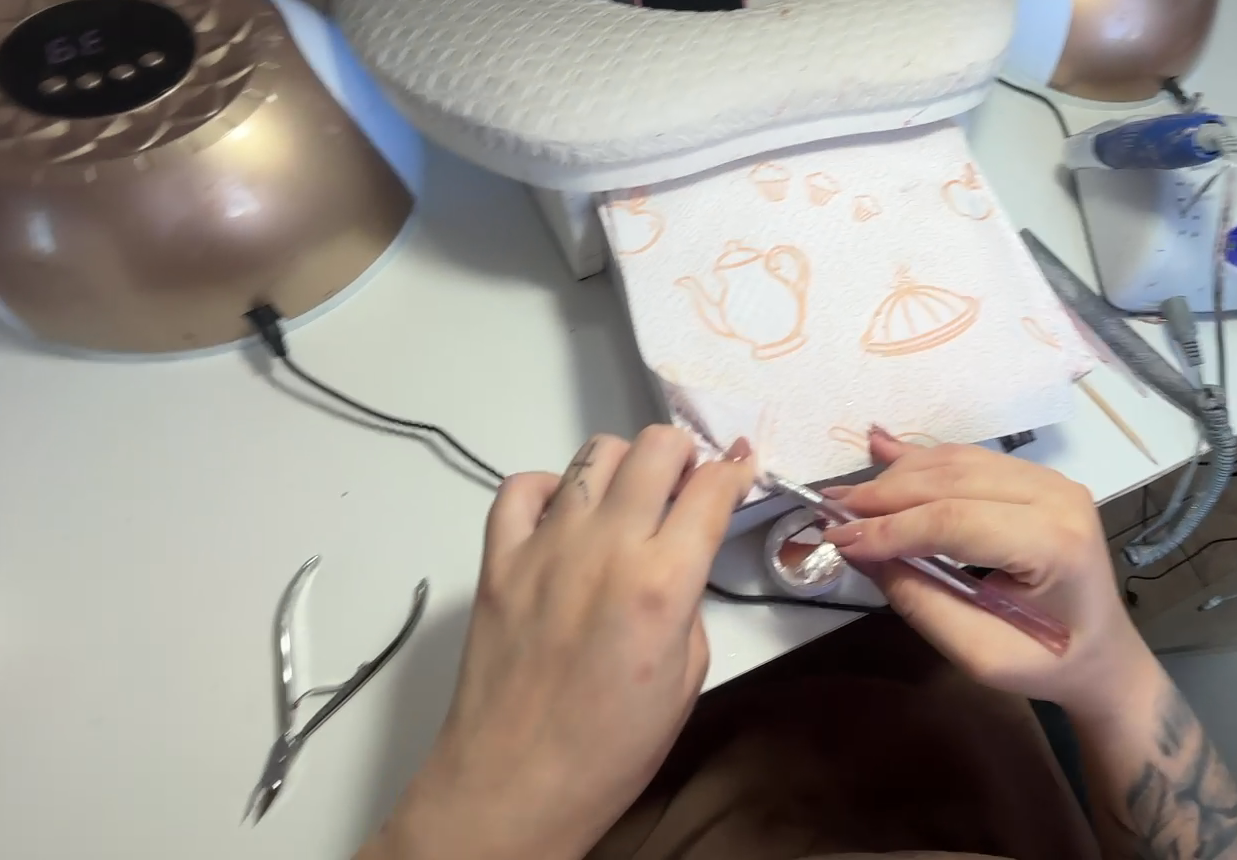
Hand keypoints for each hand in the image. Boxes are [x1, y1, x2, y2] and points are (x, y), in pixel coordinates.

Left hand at [362, 427, 753, 859]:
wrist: (513, 791)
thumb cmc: (613, 747)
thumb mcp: (687, 674)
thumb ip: (690, 597)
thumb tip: (679, 554)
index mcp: (664, 582)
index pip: (713, 487)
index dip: (736, 469)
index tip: (739, 470)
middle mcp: (608, 547)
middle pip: (657, 446)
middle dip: (684, 453)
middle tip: (684, 484)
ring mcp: (546, 547)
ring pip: (596, 452)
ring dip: (626, 464)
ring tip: (628, 498)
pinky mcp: (498, 560)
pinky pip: (521, 487)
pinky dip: (550, 488)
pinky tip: (565, 515)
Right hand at [823, 431, 1156, 721]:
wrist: (1104, 652)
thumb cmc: (1048, 663)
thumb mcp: (981, 654)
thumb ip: (921, 600)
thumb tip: (860, 552)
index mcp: (1055, 544)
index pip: (955, 520)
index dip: (890, 527)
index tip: (838, 536)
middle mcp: (1056, 495)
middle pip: (952, 481)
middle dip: (885, 494)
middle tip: (832, 508)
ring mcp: (1050, 478)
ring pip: (956, 460)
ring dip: (898, 474)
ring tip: (850, 492)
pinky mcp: (1036, 475)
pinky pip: (969, 458)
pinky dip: (922, 457)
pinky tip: (882, 445)